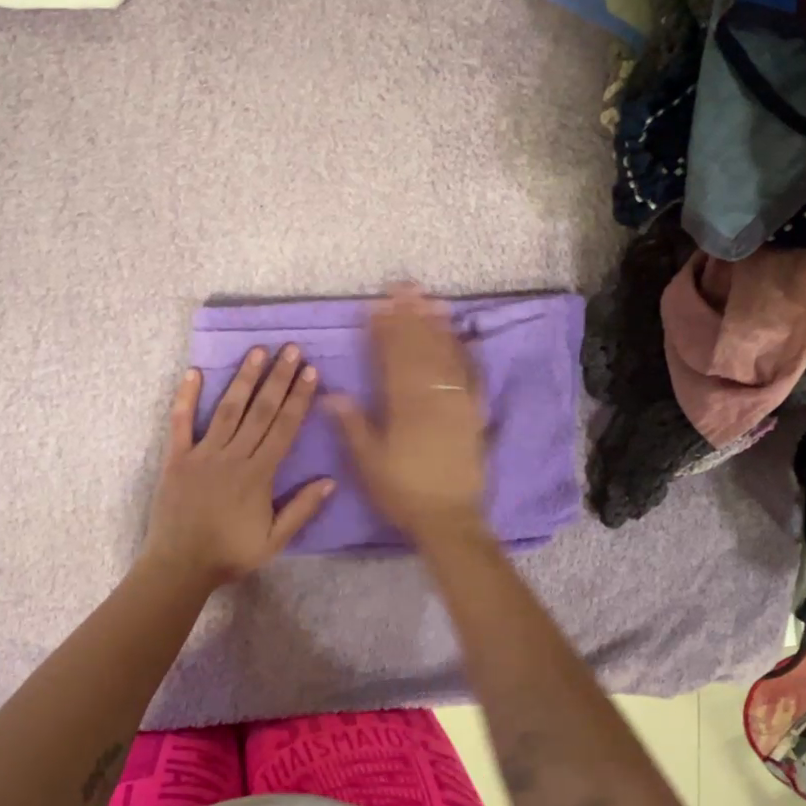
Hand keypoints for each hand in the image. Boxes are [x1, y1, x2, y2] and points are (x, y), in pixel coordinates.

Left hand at [139, 346, 332, 591]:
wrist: (179, 566)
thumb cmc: (229, 555)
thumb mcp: (274, 541)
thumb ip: (301, 510)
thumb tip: (329, 481)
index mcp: (258, 475)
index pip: (284, 428)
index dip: (299, 398)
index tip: (311, 372)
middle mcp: (233, 457)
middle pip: (260, 411)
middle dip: (278, 378)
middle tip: (291, 349)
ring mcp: (202, 454)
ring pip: (227, 409)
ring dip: (243, 378)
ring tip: (257, 351)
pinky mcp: (176, 459)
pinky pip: (180, 423)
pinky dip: (185, 397)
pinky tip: (194, 372)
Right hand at [327, 285, 488, 541]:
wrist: (449, 518)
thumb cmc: (402, 492)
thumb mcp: (368, 463)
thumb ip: (352, 425)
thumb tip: (330, 394)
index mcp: (403, 406)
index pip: (392, 358)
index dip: (383, 330)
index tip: (375, 306)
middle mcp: (433, 397)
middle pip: (421, 348)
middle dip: (410, 316)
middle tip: (404, 287)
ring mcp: (458, 403)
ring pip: (447, 355)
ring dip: (437, 326)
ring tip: (430, 299)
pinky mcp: (474, 414)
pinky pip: (471, 375)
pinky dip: (465, 353)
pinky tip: (460, 337)